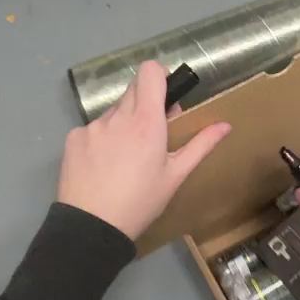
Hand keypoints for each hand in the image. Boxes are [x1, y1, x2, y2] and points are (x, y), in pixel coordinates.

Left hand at [58, 61, 230, 239]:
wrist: (90, 228)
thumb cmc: (141, 202)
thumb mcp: (175, 176)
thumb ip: (201, 145)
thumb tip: (226, 125)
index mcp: (146, 120)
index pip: (150, 71)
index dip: (160, 76)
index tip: (167, 98)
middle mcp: (118, 116)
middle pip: (134, 89)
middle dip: (146, 104)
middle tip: (153, 134)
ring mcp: (92, 126)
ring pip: (114, 112)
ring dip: (124, 123)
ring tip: (125, 158)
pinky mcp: (72, 138)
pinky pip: (93, 128)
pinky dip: (102, 139)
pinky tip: (103, 166)